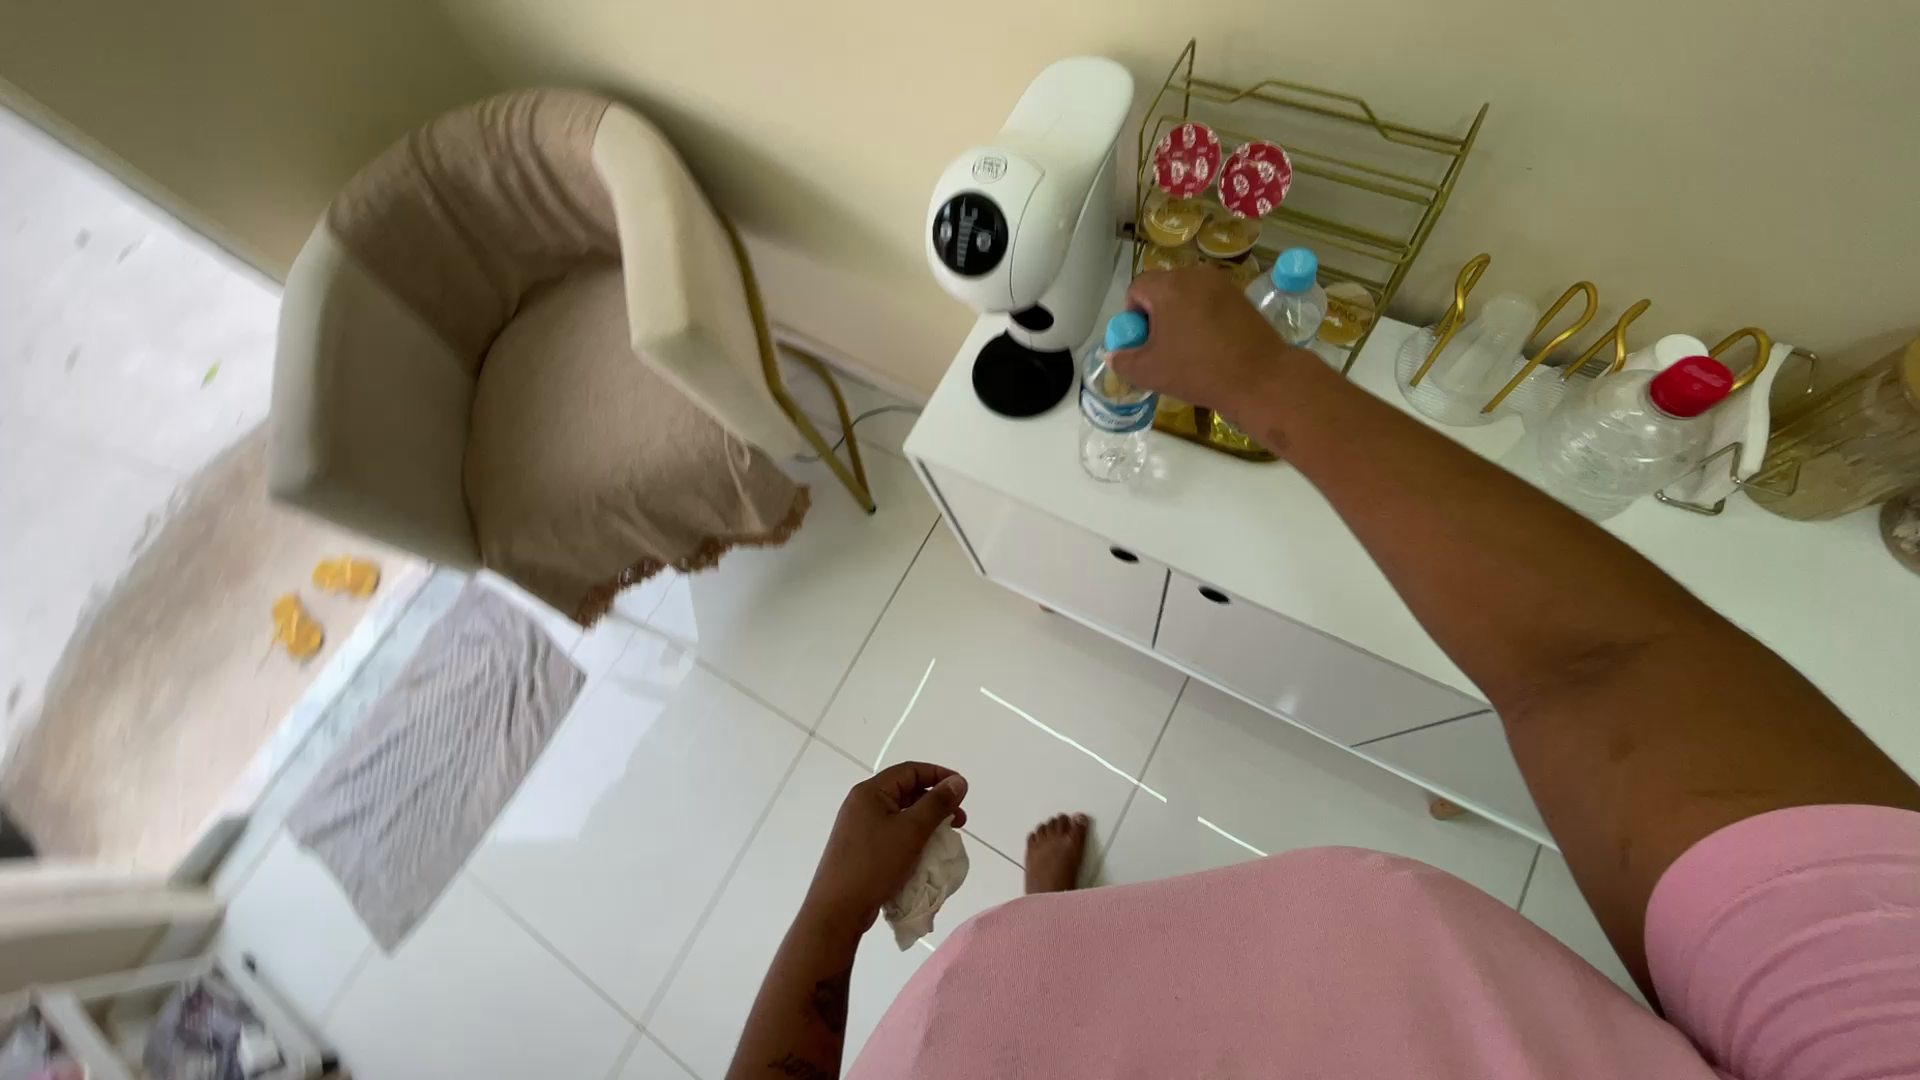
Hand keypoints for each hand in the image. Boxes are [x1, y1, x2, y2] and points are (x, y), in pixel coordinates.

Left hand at [802, 762, 968, 933]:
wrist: (836, 910)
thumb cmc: (874, 864)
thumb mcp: (911, 830)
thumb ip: (937, 803)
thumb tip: (958, 781)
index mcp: (870, 792)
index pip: (910, 770)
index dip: (939, 775)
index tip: (961, 789)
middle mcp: (862, 804)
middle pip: (906, 792)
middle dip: (935, 803)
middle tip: (958, 821)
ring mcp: (859, 828)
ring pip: (901, 816)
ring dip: (926, 823)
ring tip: (944, 840)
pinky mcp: (860, 849)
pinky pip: (892, 835)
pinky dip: (912, 839)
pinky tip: (924, 855)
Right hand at [1111, 266, 1322, 433]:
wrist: (1257, 377)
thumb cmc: (1196, 370)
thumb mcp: (1147, 372)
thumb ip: (1122, 360)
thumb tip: (1115, 355)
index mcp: (1168, 286)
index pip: (1137, 288)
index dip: (1132, 316)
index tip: (1140, 341)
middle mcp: (1195, 275)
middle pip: (1163, 289)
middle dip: (1156, 315)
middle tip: (1160, 347)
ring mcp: (1222, 284)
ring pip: (1187, 296)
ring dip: (1179, 317)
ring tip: (1185, 349)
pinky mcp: (1241, 297)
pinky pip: (1209, 303)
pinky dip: (1202, 319)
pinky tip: (1208, 346)